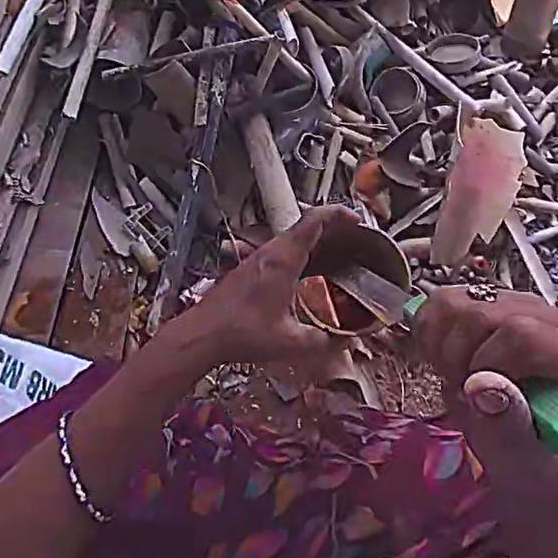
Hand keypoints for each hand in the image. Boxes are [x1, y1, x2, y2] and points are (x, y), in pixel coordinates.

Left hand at [156, 204, 359, 366]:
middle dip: (331, 225)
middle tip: (353, 235)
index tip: (356, 219)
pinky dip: (299, 250)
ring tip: (335, 251)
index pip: (314, 221)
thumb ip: (321, 341)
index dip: (338, 214)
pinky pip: (280, 249)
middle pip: (304, 224)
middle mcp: (270, 252)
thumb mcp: (289, 341)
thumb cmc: (243, 333)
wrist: (201, 334)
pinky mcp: (249, 268)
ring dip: (314, 237)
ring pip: (291, 237)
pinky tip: (306, 270)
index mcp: (283, 260)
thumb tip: (344, 343)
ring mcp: (257, 258)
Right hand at [412, 288, 557, 557]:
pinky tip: (448, 362)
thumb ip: (506, 428)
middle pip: (485, 317)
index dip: (489, 365)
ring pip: (458, 306)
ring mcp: (519, 304)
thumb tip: (481, 386)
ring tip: (459, 382)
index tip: (480, 397)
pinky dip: (431, 337)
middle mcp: (556, 321)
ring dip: (443, 352)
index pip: (524, 336)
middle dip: (460, 362)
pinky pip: (441, 303)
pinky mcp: (486, 297)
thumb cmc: (528, 458)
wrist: (518, 445)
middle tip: (465, 397)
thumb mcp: (522, 464)